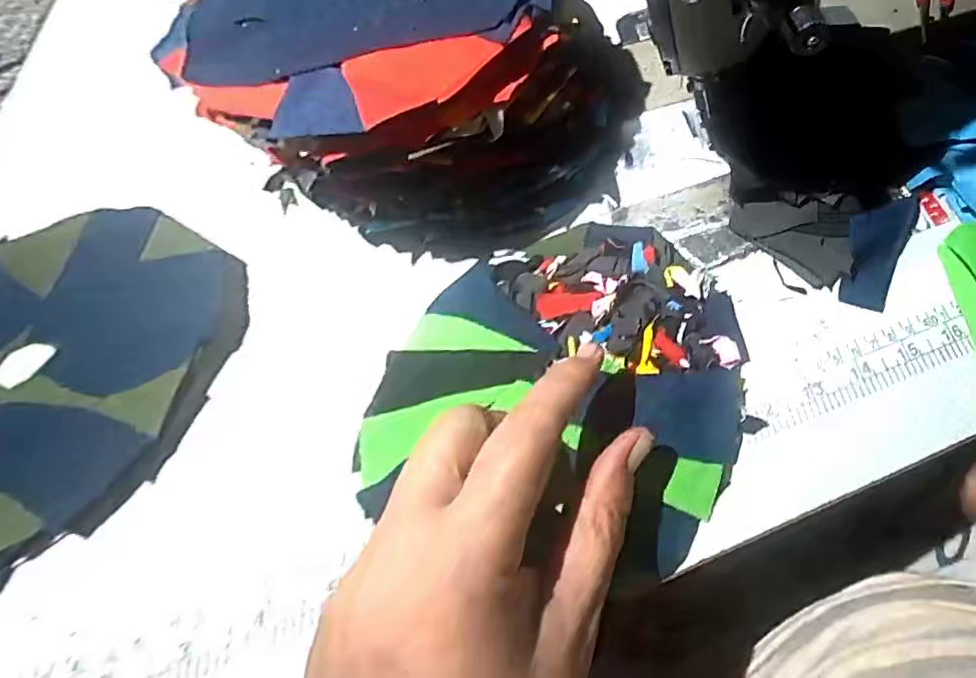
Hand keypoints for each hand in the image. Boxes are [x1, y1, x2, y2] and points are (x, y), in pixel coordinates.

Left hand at [308, 345, 650, 677]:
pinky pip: (406, 513)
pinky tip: (477, 561)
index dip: (561, 387)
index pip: (519, 437)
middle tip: (556, 461)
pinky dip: (452, 504)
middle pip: (455, 430)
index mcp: (461, 558)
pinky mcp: (342, 595)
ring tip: (520, 516)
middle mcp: (395, 550)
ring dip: (481, 462)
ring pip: (425, 469)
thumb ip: (602, 517)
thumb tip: (633, 440)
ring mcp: (358, 573)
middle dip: (511, 421)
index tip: (592, 357)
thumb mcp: (572, 620)